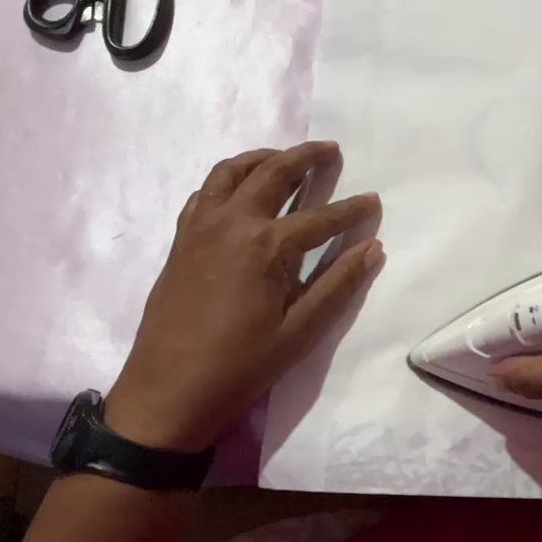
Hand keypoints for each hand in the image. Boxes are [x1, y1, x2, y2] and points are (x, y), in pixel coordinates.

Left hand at [104, 142, 381, 450]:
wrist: (167, 392)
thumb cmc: (241, 366)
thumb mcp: (300, 332)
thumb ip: (338, 284)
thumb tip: (373, 247)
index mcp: (264, 245)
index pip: (320, 217)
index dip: (351, 209)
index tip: (373, 200)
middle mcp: (231, 223)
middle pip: (272, 173)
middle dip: (305, 157)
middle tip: (330, 149)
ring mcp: (200, 228)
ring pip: (231, 172)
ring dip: (262, 157)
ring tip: (284, 157)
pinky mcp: (181, 240)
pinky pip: (204, 192)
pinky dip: (227, 179)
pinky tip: (240, 190)